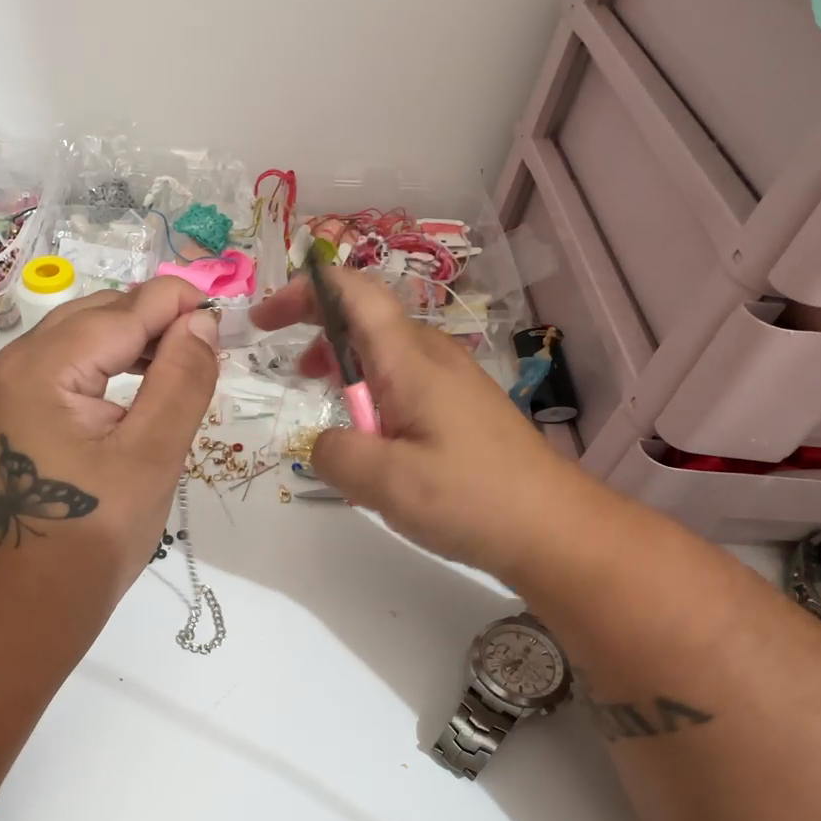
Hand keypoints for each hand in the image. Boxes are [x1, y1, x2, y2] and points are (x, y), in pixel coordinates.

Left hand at [0, 277, 219, 598]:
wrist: (36, 595)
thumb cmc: (96, 534)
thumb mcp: (152, 455)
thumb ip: (181, 381)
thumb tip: (202, 323)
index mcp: (40, 371)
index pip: (120, 313)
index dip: (176, 304)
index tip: (225, 312)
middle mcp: (14, 364)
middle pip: (96, 315)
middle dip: (155, 319)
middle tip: (209, 344)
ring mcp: (8, 385)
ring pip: (82, 335)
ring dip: (134, 339)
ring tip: (183, 362)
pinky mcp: (15, 407)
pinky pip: (68, 364)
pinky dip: (110, 363)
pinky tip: (144, 381)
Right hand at [249, 267, 577, 574]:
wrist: (554, 529)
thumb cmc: (471, 499)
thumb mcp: (386, 483)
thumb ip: (336, 454)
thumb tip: (324, 442)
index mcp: (410, 361)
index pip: (355, 295)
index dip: (306, 291)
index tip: (267, 319)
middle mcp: (434, 359)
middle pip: (370, 319)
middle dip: (320, 330)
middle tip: (288, 368)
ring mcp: (453, 384)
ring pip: (388, 353)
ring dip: (346, 365)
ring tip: (322, 402)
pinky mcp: (463, 411)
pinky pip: (407, 383)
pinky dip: (373, 392)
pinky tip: (371, 437)